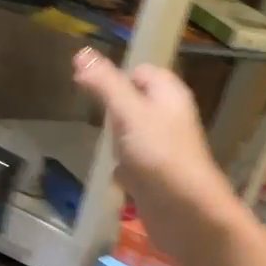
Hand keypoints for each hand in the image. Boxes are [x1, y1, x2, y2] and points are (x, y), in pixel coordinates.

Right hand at [71, 48, 240, 224]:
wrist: (184, 211)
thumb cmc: (158, 155)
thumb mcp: (127, 113)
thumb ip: (104, 85)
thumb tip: (81, 54)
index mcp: (168, 95)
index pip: (141, 72)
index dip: (117, 77)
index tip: (90, 88)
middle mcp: (169, 118)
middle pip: (135, 104)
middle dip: (114, 112)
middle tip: (94, 118)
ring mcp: (162, 149)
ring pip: (132, 136)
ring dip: (116, 142)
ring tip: (103, 148)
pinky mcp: (156, 177)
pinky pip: (133, 165)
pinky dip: (122, 170)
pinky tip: (115, 177)